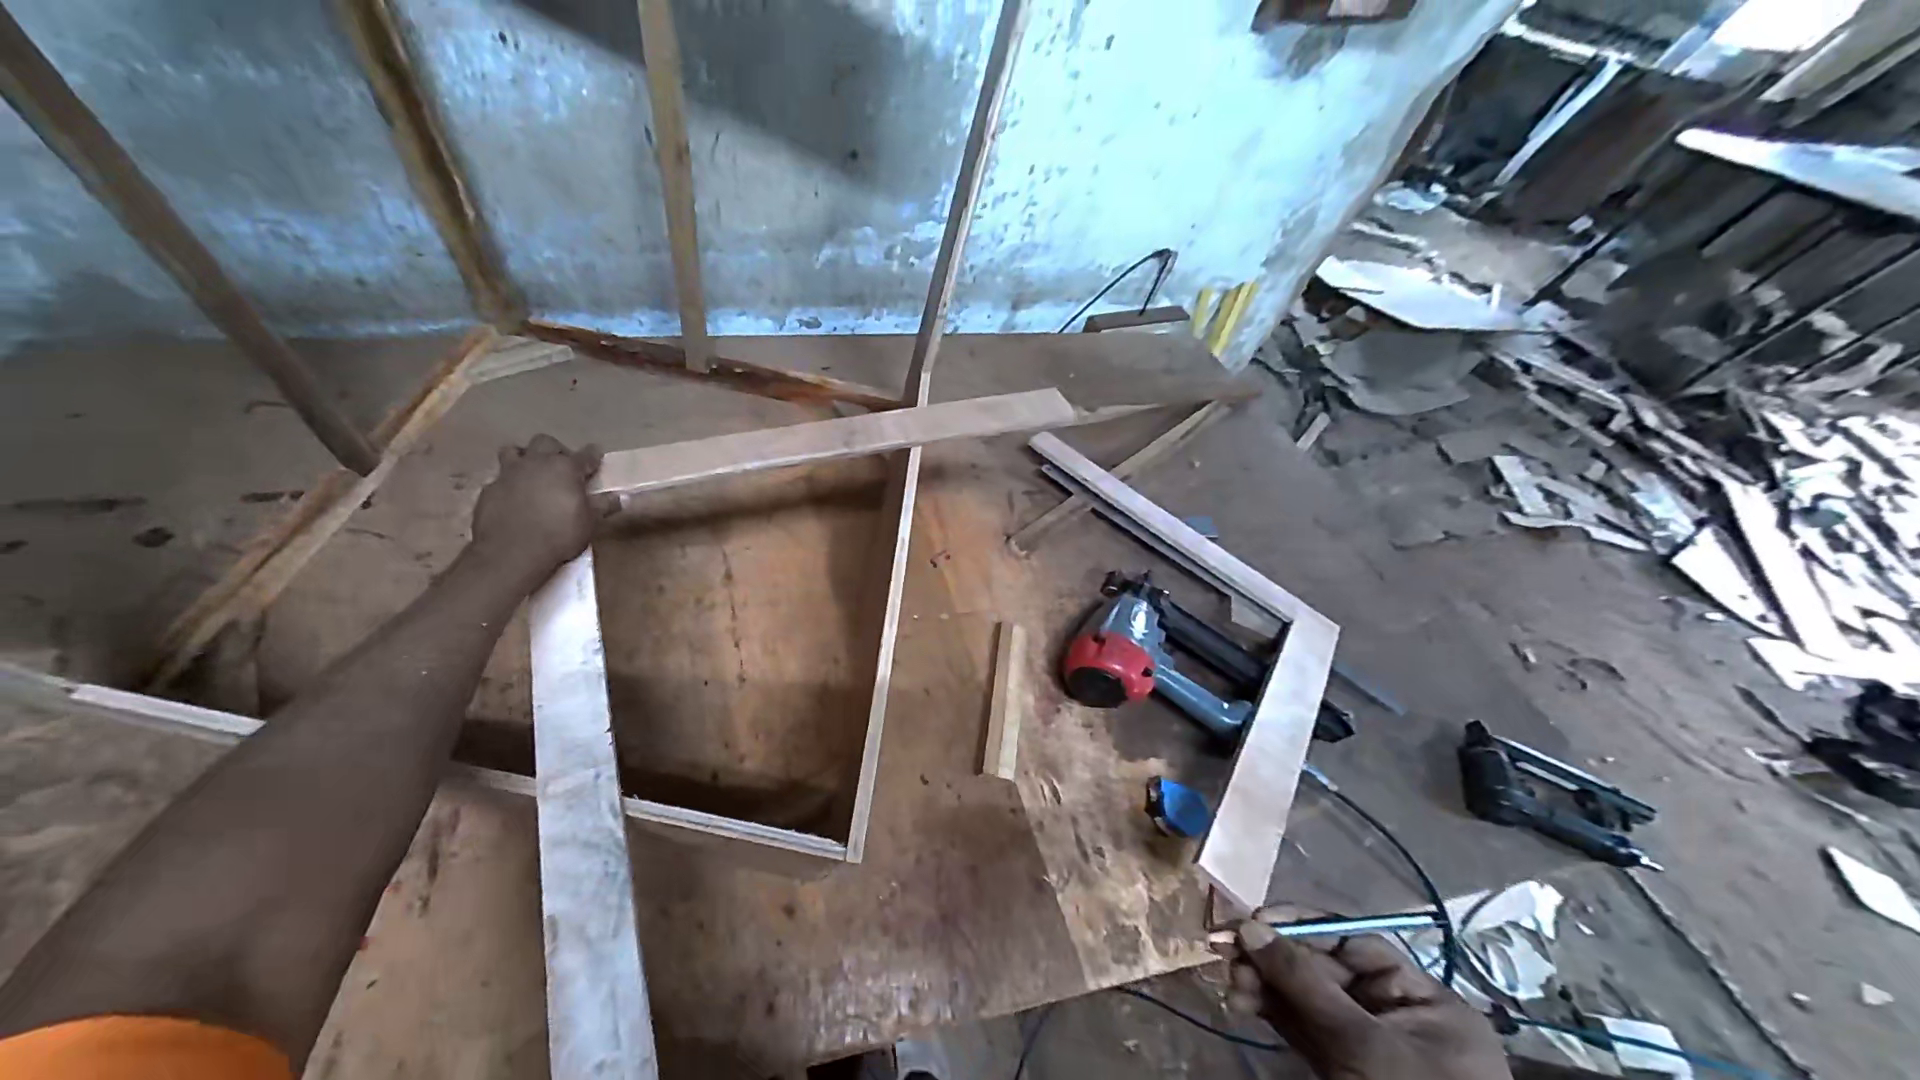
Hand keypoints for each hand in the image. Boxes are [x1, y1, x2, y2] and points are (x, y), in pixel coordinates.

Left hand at [469, 435, 601, 580]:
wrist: (511, 551)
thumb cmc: (559, 534)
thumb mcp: (590, 522)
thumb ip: (604, 506)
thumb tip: (621, 497)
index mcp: (566, 468)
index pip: (586, 455)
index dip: (593, 455)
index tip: (597, 456)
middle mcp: (537, 463)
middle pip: (546, 442)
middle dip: (556, 450)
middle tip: (563, 467)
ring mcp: (509, 474)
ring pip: (514, 451)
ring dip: (525, 457)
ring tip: (532, 473)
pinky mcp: (489, 489)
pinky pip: (500, 478)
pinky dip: (509, 483)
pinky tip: (514, 498)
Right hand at [1231, 923, 1510, 1079]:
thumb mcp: (1362, 1042)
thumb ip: (1304, 981)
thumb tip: (1250, 927)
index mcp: (1422, 1000)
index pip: (1352, 943)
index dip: (1301, 926)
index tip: (1255, 920)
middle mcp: (1392, 1014)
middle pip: (1321, 967)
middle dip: (1272, 959)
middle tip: (1228, 954)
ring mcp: (1362, 1043)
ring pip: (1302, 996)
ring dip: (1261, 984)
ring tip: (1231, 985)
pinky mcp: (1337, 1067)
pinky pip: (1298, 1025)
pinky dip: (1267, 1011)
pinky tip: (1239, 1003)